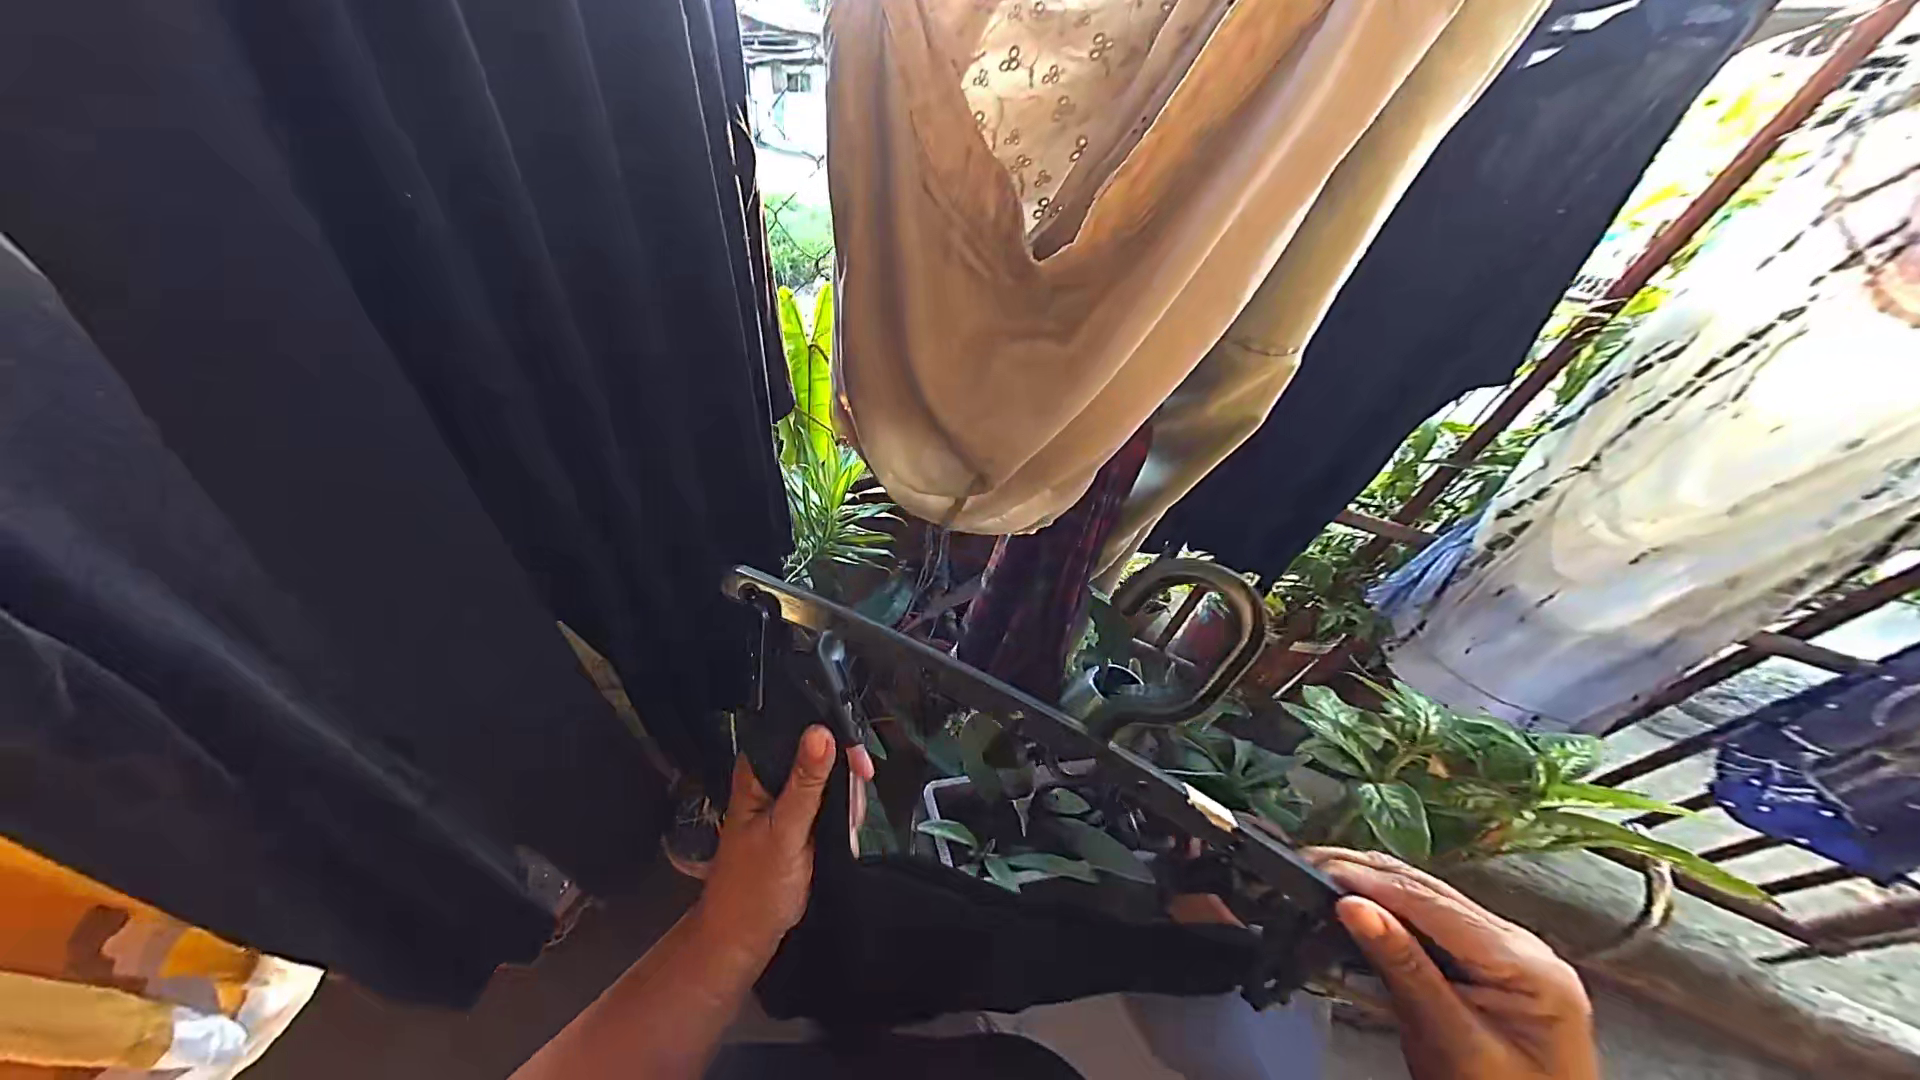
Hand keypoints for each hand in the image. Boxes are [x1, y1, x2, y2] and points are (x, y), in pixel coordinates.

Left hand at [694, 726, 872, 954]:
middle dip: (847, 780)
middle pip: (825, 752)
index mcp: (759, 770)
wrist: (744, 938)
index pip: (800, 730)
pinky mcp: (802, 817)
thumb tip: (821, 733)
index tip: (859, 764)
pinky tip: (843, 838)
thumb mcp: (784, 832)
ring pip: (834, 778)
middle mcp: (774, 776)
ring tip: (842, 833)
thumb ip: (805, 783)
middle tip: (850, 813)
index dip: (835, 738)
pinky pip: (834, 802)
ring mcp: (789, 797)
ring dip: (848, 804)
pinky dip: (845, 818)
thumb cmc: (753, 887)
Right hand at [1308, 848, 1597, 1079]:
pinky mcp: (1480, 957)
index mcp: (1528, 965)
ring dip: (1368, 881)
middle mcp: (1519, 943)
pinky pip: (1423, 916)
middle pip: (1426, 890)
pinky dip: (1382, 903)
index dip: (1371, 881)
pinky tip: (1351, 897)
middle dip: (1363, 872)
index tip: (1318, 869)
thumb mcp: (1452, 1043)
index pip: (1432, 903)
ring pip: (1421, 894)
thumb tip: (1350, 906)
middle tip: (1306, 862)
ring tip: (1317, 870)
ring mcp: (1502, 947)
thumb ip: (1404, 970)